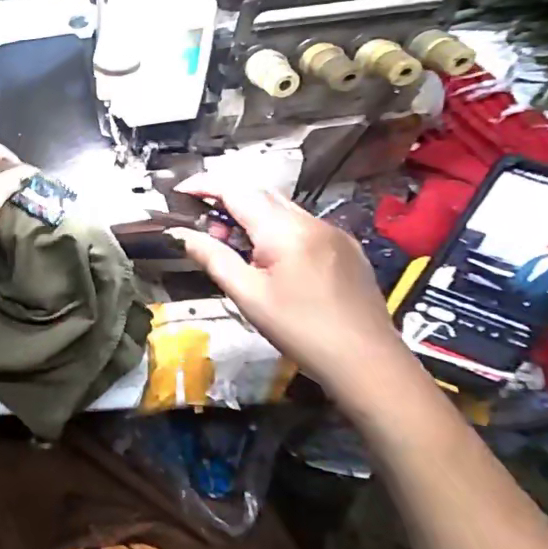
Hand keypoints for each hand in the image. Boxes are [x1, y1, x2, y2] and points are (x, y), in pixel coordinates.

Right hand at [165, 178, 411, 406]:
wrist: (368, 363)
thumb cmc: (300, 329)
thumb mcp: (247, 295)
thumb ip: (212, 257)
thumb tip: (180, 234)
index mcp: (285, 230)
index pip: (237, 190)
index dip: (205, 185)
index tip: (180, 191)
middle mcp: (312, 222)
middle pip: (261, 193)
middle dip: (227, 200)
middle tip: (202, 226)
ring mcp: (334, 233)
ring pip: (282, 209)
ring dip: (251, 216)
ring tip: (231, 245)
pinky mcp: (346, 249)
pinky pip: (302, 225)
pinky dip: (275, 229)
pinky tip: (268, 259)